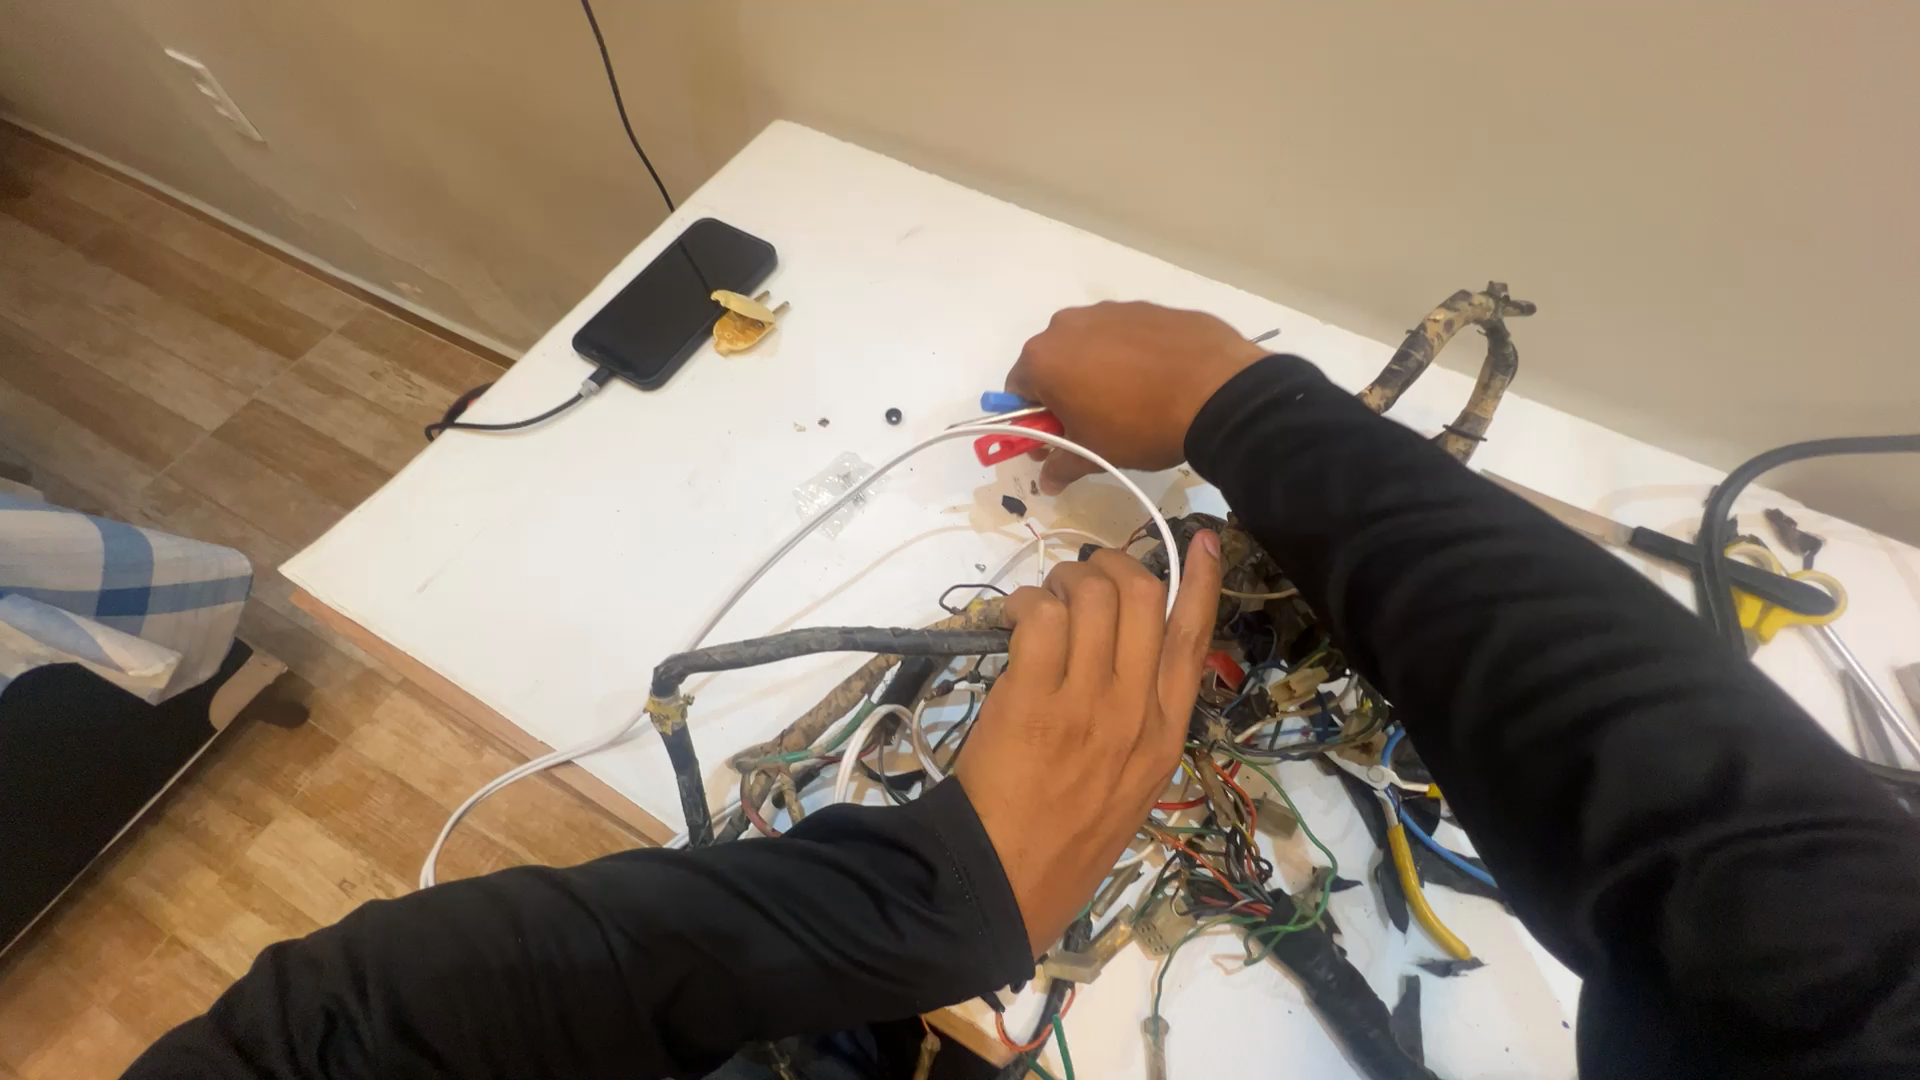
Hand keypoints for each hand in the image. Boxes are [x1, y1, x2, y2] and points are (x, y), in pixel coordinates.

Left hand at [955, 539, 1222, 955]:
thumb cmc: (1070, 829)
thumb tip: (1120, 639)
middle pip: (1142, 596)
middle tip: (1078, 577)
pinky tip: (1012, 621)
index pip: (1196, 638)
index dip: (1202, 580)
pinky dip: (1025, 603)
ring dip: (1061, 582)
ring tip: (1041, 605)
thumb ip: (1138, 709)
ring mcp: (1086, 703)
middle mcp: (1136, 708)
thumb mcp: (1132, 776)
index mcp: (1167, 729)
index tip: (1205, 539)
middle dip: (1109, 567)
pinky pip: (1041, 618)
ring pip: (1090, 595)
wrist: (1009, 878)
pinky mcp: (1033, 701)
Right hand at [1006, 302, 1266, 493]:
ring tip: (1130, 402)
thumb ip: (1062, 465)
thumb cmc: (1138, 426)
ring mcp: (1110, 310)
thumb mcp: (1094, 454)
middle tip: (1091, 424)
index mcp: (1043, 358)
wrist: (1218, 392)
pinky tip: (1155, 381)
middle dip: (1063, 392)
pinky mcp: (1148, 307)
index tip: (1055, 439)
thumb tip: (1048, 482)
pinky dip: (1129, 355)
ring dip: (1095, 371)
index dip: (1032, 420)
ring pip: (1088, 346)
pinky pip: (1124, 335)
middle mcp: (1067, 324)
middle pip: (1051, 363)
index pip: (1016, 390)